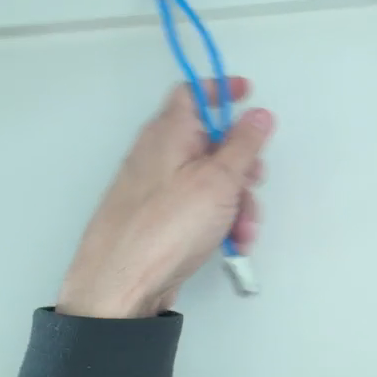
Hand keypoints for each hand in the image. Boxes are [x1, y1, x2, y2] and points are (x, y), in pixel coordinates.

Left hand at [58, 79, 274, 318]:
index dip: (221, 89)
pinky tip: (232, 242)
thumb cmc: (170, 225)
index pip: (193, 92)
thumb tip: (258, 112)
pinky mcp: (158, 217)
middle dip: (243, 163)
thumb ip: (243, 144)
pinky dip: (220, 217)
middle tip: (257, 183)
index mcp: (169, 133)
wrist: (119, 287)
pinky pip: (199, 205)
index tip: (249, 95)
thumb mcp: (219, 181)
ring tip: (245, 231)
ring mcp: (157, 187)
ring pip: (211, 178)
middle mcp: (159, 153)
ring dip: (238, 200)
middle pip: (211, 141)